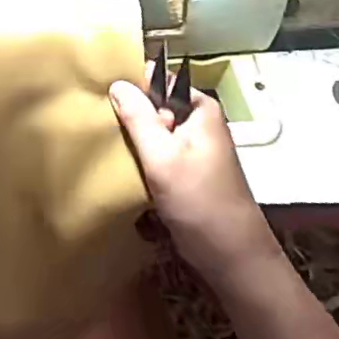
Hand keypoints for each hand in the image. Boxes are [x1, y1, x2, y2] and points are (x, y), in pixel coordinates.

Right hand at [109, 78, 282, 281]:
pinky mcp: (187, 169)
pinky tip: (125, 167)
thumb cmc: (199, 203)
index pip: (158, 79)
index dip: (132, 88)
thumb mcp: (162, 157)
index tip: (106, 102)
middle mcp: (199, 121)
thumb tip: (117, 82)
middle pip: (154, 105)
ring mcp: (194, 146)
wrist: (232, 258)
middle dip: (131, 116)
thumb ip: (139, 118)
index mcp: (200, 108)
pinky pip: (158, 151)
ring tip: (111, 148)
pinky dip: (143, 157)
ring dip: (135, 139)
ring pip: (154, 130)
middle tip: (108, 132)